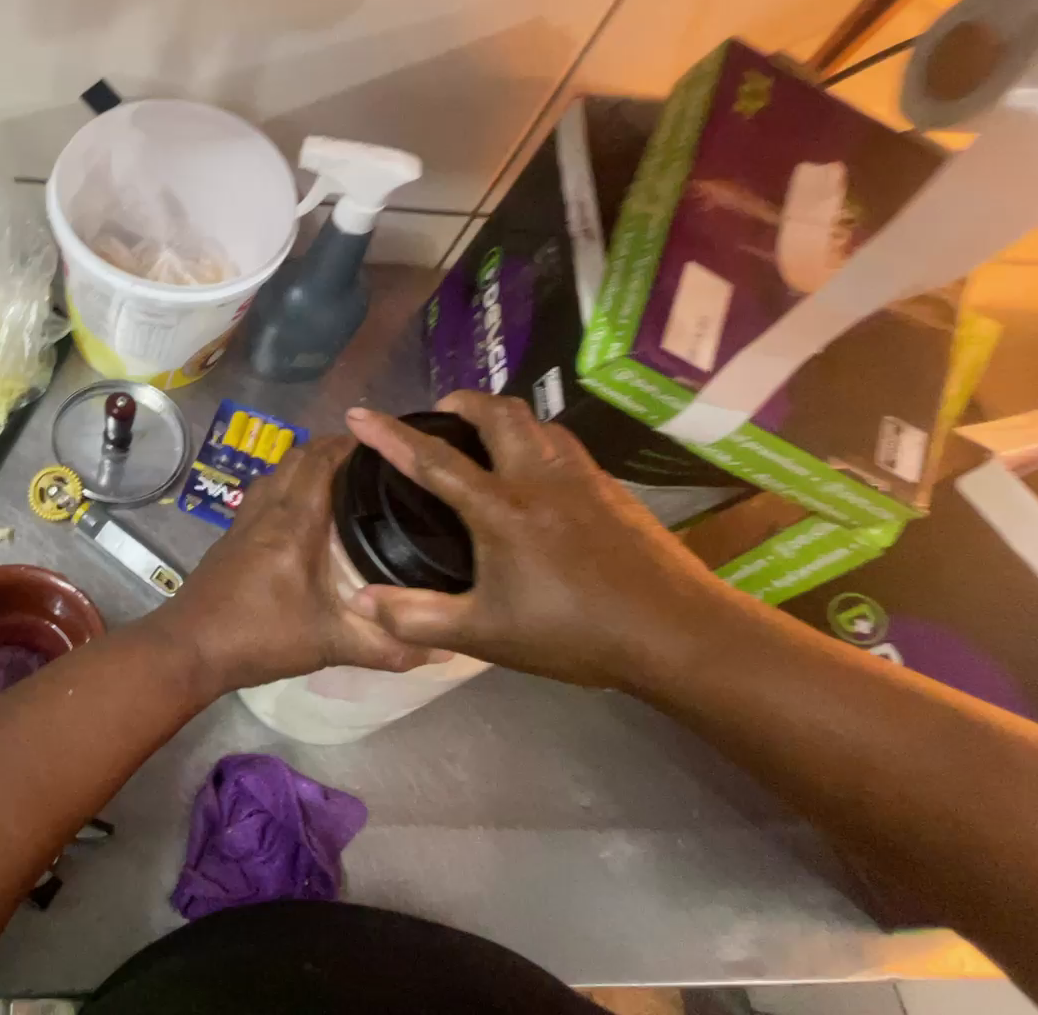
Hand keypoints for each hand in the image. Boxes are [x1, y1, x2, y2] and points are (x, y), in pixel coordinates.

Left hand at [145, 436, 430, 693]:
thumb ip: (387, 646)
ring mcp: (243, 521)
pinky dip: (287, 486)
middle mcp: (267, 511)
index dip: (351, 443)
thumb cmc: (260, 637)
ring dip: (306, 465)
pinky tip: (305, 514)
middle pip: (297, 458)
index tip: (387, 444)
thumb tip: (445, 649)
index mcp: (294, 523)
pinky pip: (263, 493)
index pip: (321, 461)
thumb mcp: (331, 644)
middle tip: (372, 460)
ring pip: (276, 472)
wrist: (190, 648)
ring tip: (343, 480)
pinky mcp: (230, 537)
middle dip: (333, 449)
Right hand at [343, 392, 757, 690]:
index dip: (390, 435)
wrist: (679, 635)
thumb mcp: (482, 635)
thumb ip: (416, 617)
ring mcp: (582, 480)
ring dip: (502, 416)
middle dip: (461, 402)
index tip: (360, 413)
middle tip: (438, 413)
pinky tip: (536, 471)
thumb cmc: (574, 634)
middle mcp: (540, 479)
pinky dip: (536, 438)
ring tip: (482, 434)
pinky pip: (565, 444)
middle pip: (497, 414)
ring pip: (537, 421)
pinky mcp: (612, 490)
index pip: (433, 459)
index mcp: (501, 509)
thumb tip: (359, 600)